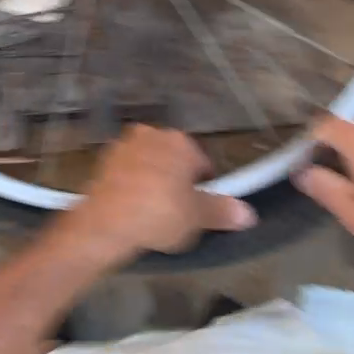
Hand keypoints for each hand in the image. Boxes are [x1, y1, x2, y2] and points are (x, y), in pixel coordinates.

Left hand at [54, 124, 256, 262]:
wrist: (106, 220)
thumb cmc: (159, 213)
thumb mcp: (197, 218)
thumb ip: (222, 212)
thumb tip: (248, 213)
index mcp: (179, 141)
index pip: (202, 162)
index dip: (204, 187)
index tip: (200, 209)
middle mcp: (152, 133)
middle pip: (174, 159)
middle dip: (178, 180)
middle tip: (179, 212)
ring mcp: (125, 143)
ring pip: (150, 162)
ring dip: (154, 180)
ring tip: (155, 212)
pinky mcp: (105, 157)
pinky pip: (128, 170)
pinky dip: (133, 183)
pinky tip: (134, 206)